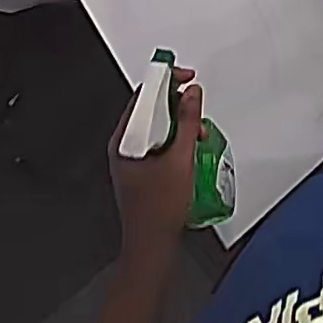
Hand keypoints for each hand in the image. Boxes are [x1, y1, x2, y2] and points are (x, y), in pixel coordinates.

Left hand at [107, 67, 204, 256]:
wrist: (153, 247)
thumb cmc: (159, 208)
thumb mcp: (180, 157)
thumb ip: (188, 121)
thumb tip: (192, 92)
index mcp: (124, 141)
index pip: (143, 97)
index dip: (166, 81)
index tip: (186, 76)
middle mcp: (125, 146)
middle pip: (152, 109)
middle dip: (179, 105)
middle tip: (197, 108)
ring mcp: (134, 158)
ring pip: (159, 125)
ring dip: (182, 123)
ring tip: (198, 135)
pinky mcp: (145, 167)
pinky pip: (162, 140)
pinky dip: (179, 138)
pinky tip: (192, 148)